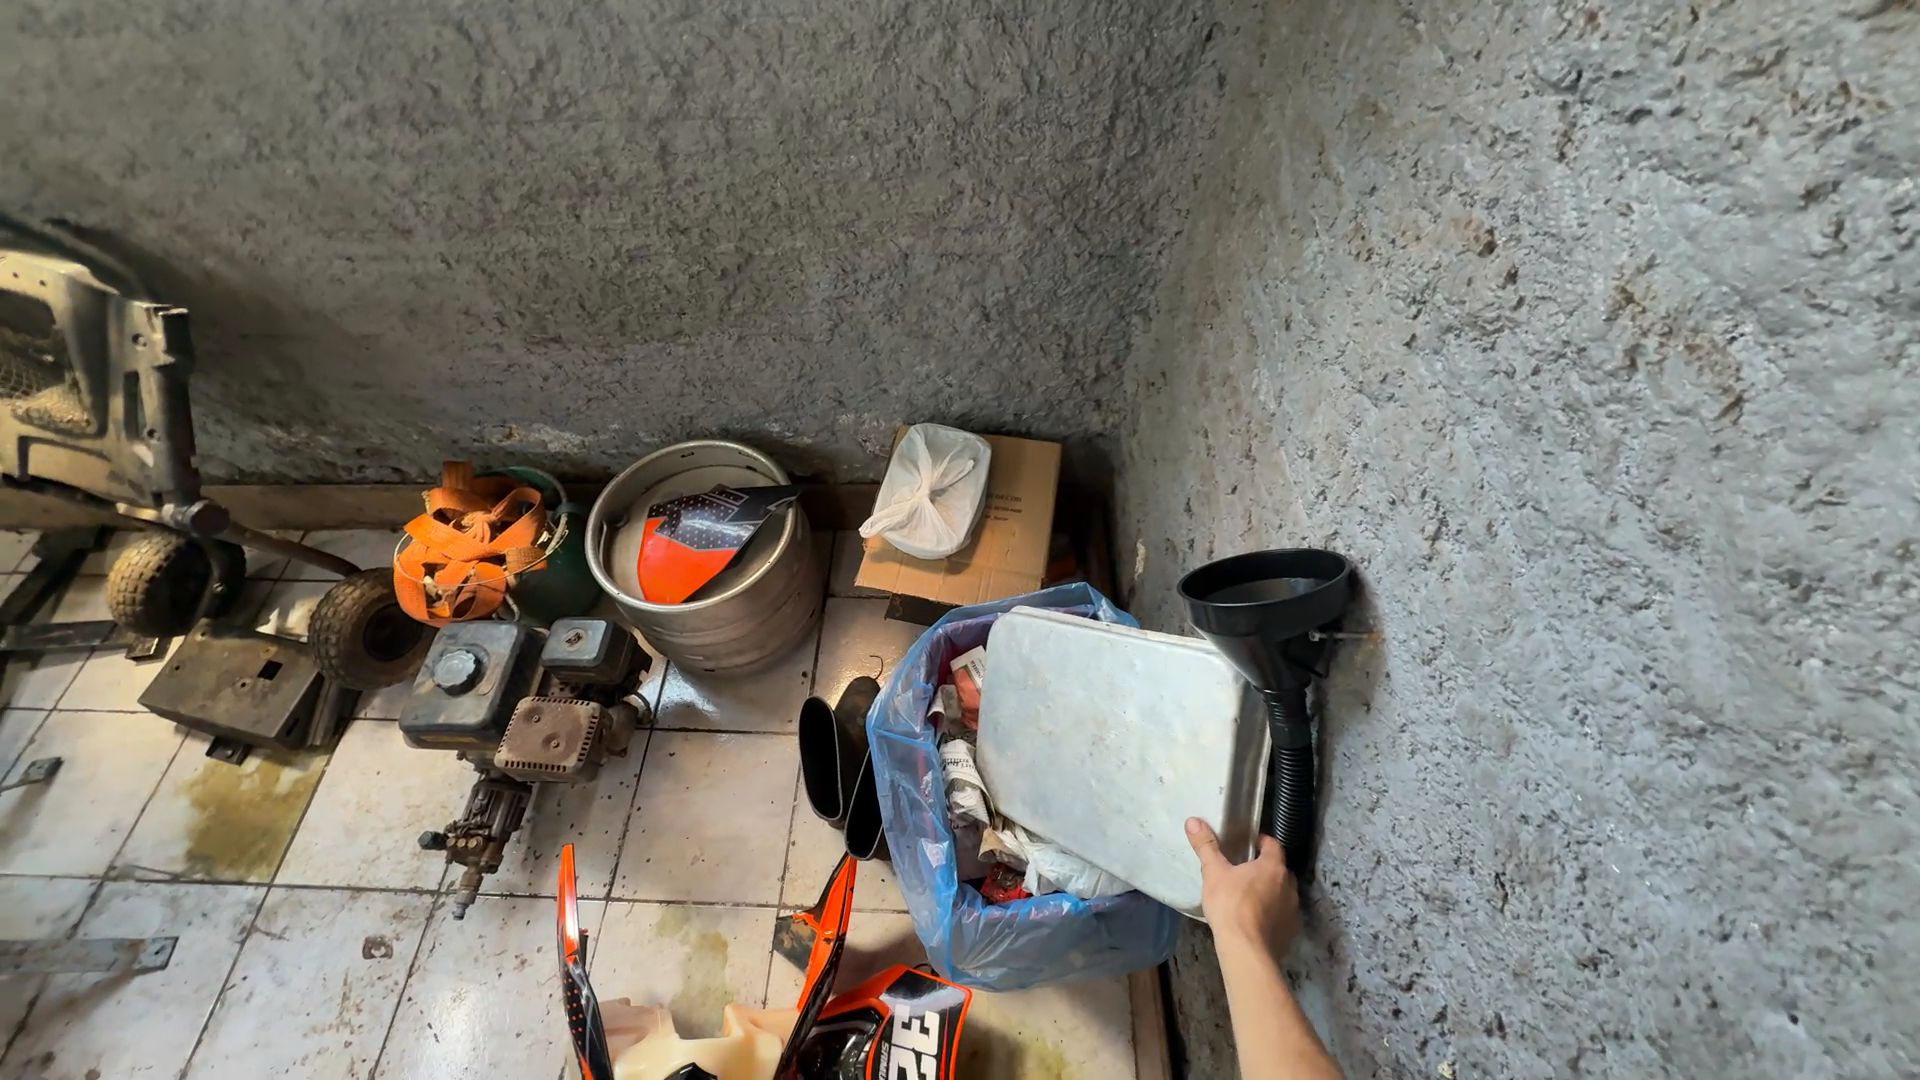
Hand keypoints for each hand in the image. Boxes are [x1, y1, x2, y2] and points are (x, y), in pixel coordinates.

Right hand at [1186, 818, 1298, 954]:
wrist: (1246, 951)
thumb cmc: (1230, 904)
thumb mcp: (1213, 872)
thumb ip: (1206, 846)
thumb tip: (1193, 820)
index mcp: (1273, 867)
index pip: (1273, 845)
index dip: (1261, 841)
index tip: (1246, 843)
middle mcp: (1289, 887)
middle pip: (1280, 869)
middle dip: (1265, 867)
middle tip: (1244, 869)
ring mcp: (1292, 912)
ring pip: (1282, 894)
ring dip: (1270, 891)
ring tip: (1248, 895)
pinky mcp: (1290, 933)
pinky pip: (1282, 916)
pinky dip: (1271, 913)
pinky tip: (1254, 919)